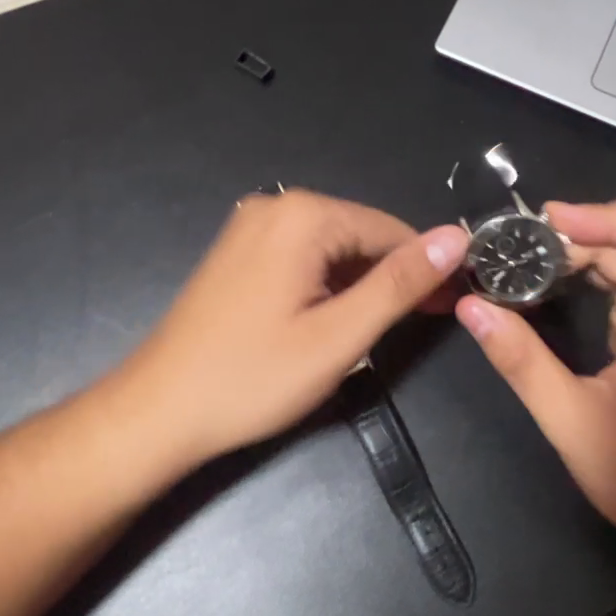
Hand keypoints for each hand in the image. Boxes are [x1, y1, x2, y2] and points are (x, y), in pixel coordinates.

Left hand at [112, 190, 467, 464]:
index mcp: (303, 215)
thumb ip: (400, 283)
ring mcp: (251, 227)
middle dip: (394, 276)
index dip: (429, 268)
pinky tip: (335, 319)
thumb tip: (456, 238)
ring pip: (333, 247)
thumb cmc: (252, 378)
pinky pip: (303, 256)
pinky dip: (328, 284)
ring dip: (362, 283)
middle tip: (424, 324)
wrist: (159, 410)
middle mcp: (276, 206)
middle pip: (361, 234)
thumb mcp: (339, 335)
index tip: (455, 304)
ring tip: (380, 330)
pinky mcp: (239, 251)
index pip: (391, 229)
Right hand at [455, 188, 615, 551]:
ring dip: (583, 252)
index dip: (604, 213)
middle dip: (582, 233)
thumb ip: (520, 359)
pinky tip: (550, 286)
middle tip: (519, 251)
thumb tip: (471, 306)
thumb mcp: (571, 419)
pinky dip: (591, 275)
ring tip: (526, 266)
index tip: (545, 227)